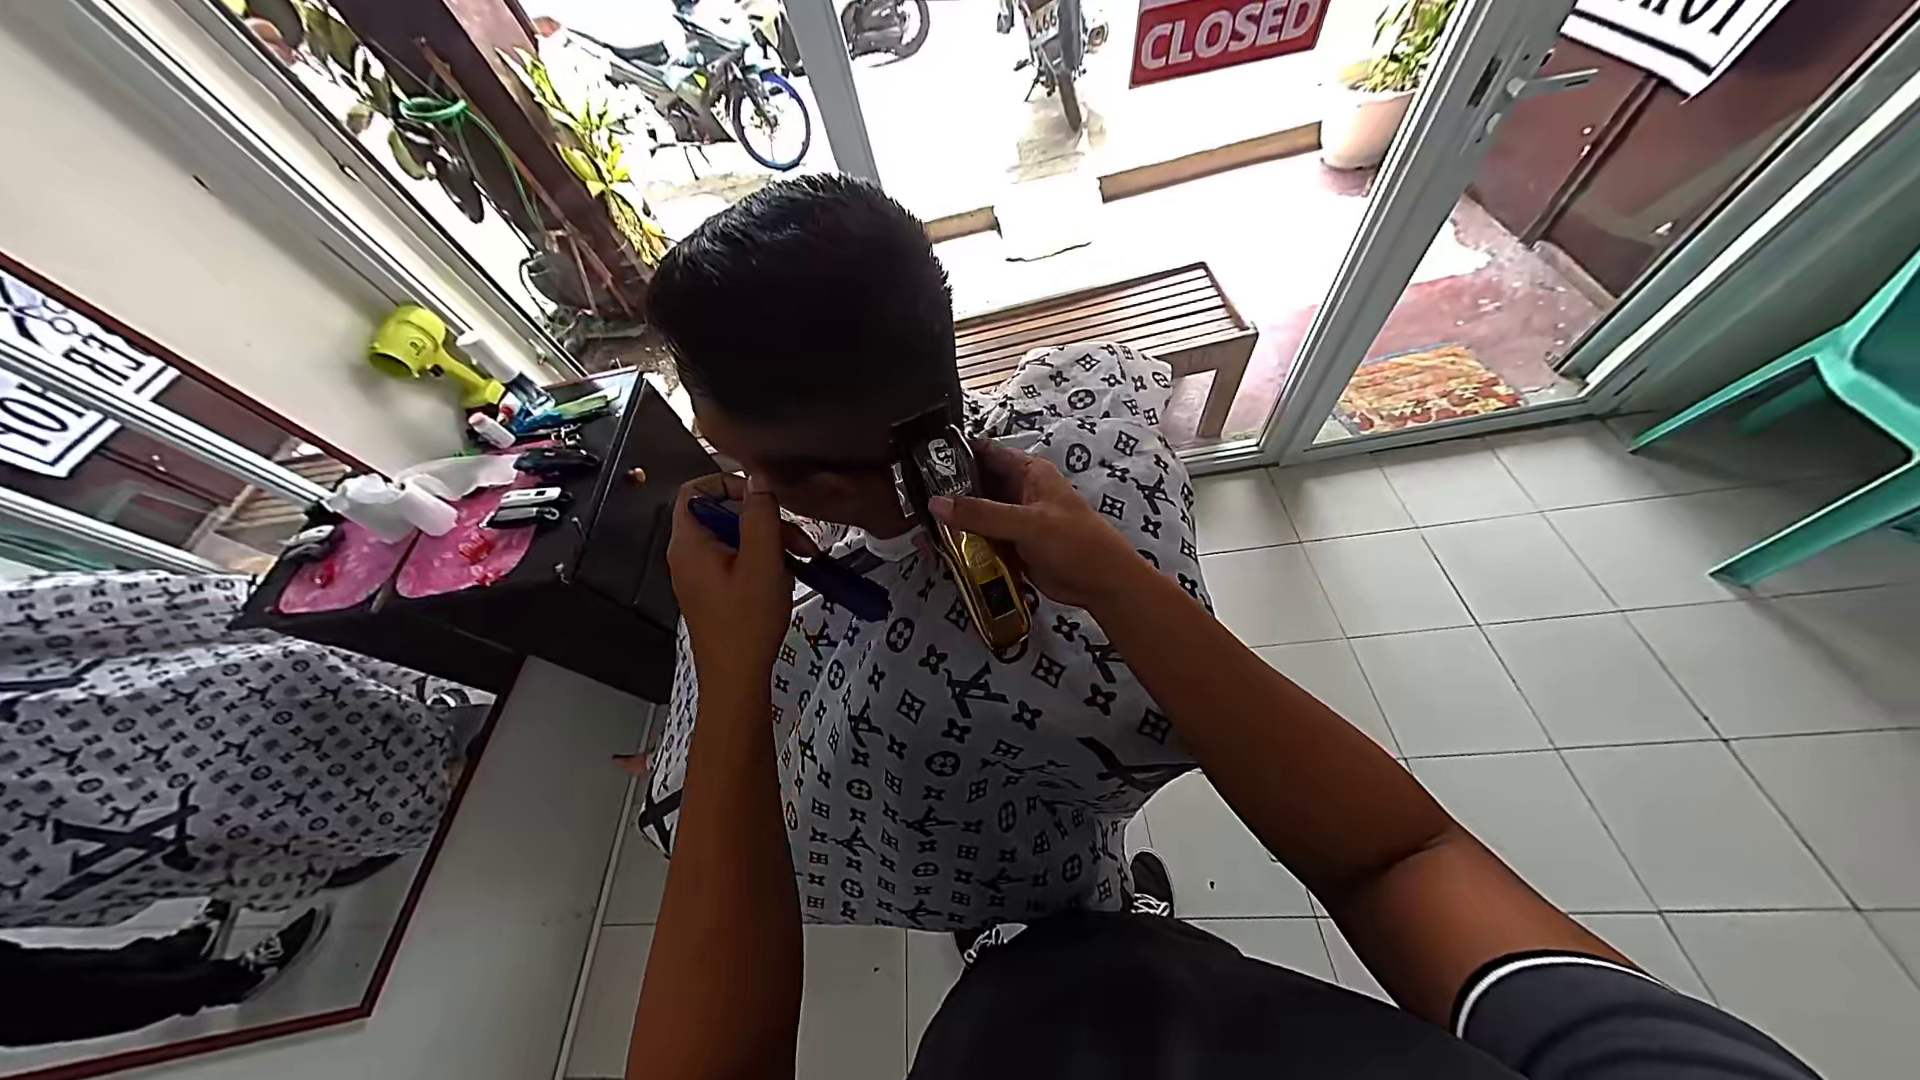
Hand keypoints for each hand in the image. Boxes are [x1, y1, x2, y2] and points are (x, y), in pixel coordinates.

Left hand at [667, 473, 811, 688]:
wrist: (737, 677)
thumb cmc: (747, 621)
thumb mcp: (762, 562)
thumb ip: (760, 515)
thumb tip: (759, 476)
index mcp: (689, 543)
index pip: (695, 490)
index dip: (728, 483)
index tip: (764, 496)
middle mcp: (689, 554)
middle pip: (722, 514)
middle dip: (763, 518)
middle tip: (797, 537)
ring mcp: (701, 573)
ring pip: (735, 537)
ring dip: (770, 540)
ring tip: (803, 557)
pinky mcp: (715, 590)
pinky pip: (737, 559)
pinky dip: (763, 559)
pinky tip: (788, 573)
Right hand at [929, 442, 1149, 610]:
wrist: (1101, 584)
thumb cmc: (1075, 542)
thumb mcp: (1027, 523)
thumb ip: (981, 514)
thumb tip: (937, 504)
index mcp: (1029, 472)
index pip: (987, 453)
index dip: (958, 452)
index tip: (924, 460)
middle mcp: (1020, 491)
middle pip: (977, 485)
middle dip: (950, 493)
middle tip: (915, 501)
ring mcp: (1015, 520)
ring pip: (977, 515)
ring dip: (955, 522)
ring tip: (922, 529)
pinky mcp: (1012, 545)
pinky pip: (983, 540)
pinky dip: (966, 544)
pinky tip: (942, 550)